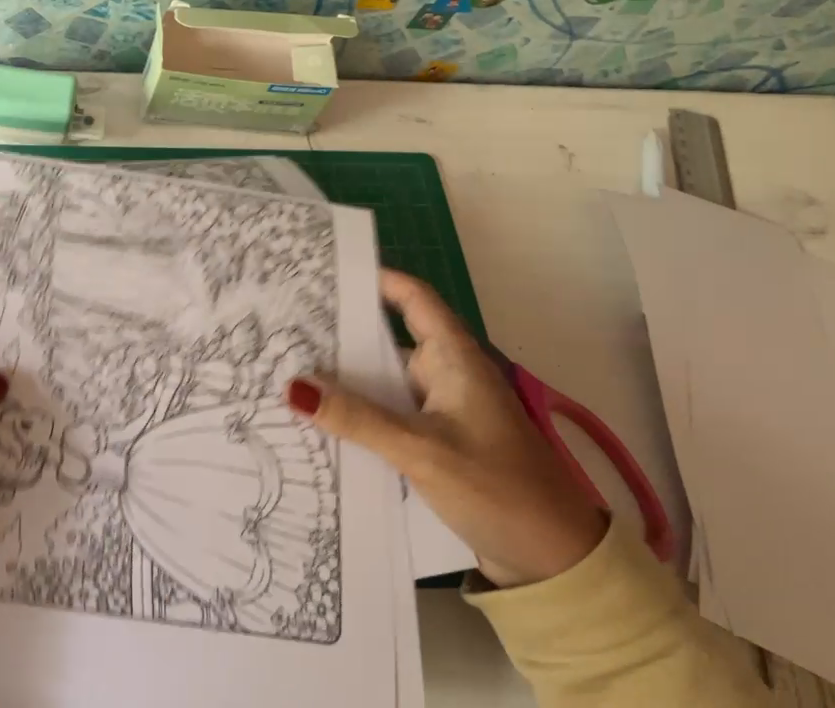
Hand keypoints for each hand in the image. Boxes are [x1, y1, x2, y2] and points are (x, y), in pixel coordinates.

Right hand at [286, 269, 606, 587]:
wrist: (554, 562)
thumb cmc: (498, 488)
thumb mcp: (421, 450)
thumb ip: (358, 418)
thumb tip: (293, 386)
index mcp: (455, 360)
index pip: (412, 299)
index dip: (374, 278)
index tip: (324, 271)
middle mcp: (445, 377)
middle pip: (386, 342)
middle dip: (338, 336)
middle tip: (280, 327)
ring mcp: (440, 413)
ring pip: (381, 386)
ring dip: (341, 384)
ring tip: (281, 372)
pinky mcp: (435, 446)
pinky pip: (385, 419)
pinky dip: (355, 418)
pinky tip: (314, 424)